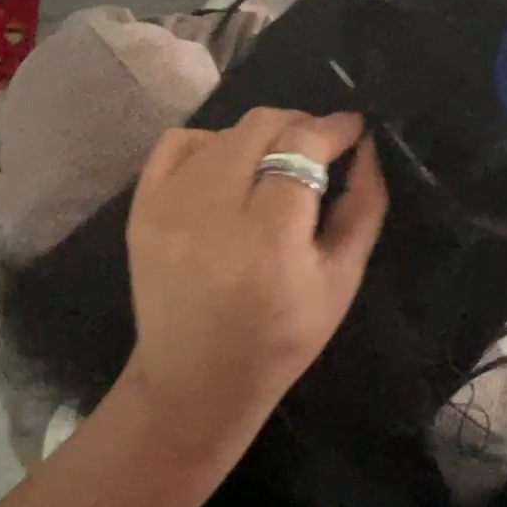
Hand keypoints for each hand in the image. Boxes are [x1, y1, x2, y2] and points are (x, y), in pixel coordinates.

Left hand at [123, 109, 388, 428]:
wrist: (193, 381)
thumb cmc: (280, 339)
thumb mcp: (341, 282)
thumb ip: (363, 207)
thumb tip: (364, 145)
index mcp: (269, 241)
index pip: (302, 147)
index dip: (333, 127)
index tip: (353, 127)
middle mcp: (213, 213)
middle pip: (262, 126)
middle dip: (300, 125)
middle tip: (318, 147)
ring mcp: (169, 206)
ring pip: (226, 131)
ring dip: (261, 137)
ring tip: (275, 166)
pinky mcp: (142, 206)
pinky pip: (180, 140)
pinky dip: (212, 143)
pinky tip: (228, 169)